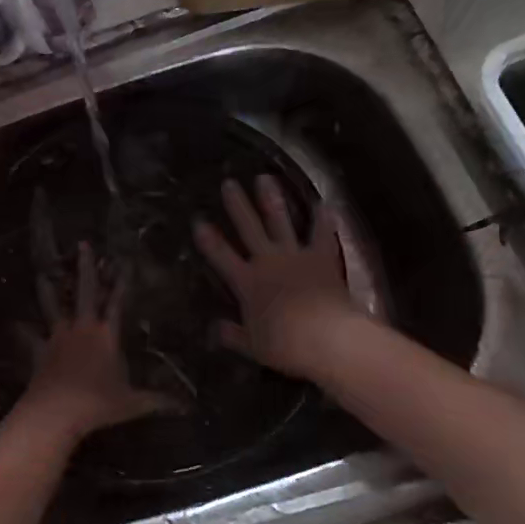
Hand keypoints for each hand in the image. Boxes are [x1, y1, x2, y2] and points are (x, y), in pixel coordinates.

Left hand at [17, 241, 170, 439]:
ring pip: (53, 306)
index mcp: (106, 335)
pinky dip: (21, 330)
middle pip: (85, 292)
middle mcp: (82, 328)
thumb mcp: (132, 403)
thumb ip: (157, 400)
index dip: (123, 281)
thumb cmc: (96, 404)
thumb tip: (186, 406)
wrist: (54, 414)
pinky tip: (13, 322)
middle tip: (82, 244)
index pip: (117, 302)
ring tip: (43, 274)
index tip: (125, 260)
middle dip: (86, 267)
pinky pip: (29, 337)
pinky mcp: (39, 352)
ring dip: (49, 290)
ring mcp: (58, 338)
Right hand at [193, 176, 357, 377]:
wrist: (325, 337)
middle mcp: (268, 261)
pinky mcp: (321, 258)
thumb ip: (233, 334)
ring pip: (279, 222)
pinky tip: (324, 204)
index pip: (221, 256)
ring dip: (271, 200)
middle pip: (249, 228)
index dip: (208, 239)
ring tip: (265, 178)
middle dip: (237, 205)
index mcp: (247, 283)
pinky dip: (323, 220)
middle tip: (229, 183)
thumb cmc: (285, 345)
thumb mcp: (252, 345)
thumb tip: (214, 329)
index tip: (198, 220)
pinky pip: (321, 235)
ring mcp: (295, 256)